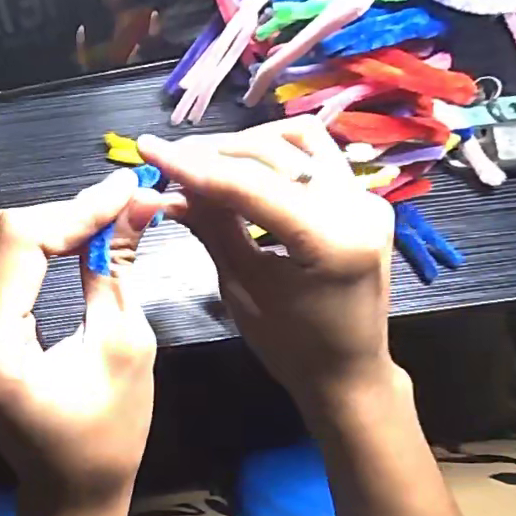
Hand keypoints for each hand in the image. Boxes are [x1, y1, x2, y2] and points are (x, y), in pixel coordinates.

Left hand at [0, 171, 172, 515]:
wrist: (68, 493)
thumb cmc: (106, 439)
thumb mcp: (125, 348)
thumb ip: (117, 268)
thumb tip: (135, 203)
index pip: (18, 242)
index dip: (75, 209)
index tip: (126, 191)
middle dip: (59, 214)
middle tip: (116, 209)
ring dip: (39, 226)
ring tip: (91, 229)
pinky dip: (23, 248)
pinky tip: (60, 249)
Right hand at [137, 119, 401, 412]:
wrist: (348, 372)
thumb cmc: (293, 348)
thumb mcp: (243, 289)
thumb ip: (212, 230)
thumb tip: (170, 189)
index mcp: (331, 240)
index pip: (250, 185)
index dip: (193, 166)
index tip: (149, 149)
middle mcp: (358, 207)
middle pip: (275, 153)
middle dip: (215, 153)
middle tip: (171, 162)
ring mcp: (366, 198)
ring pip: (298, 142)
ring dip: (245, 146)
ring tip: (203, 163)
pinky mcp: (362, 199)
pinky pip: (313, 157)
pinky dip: (272, 156)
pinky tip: (240, 170)